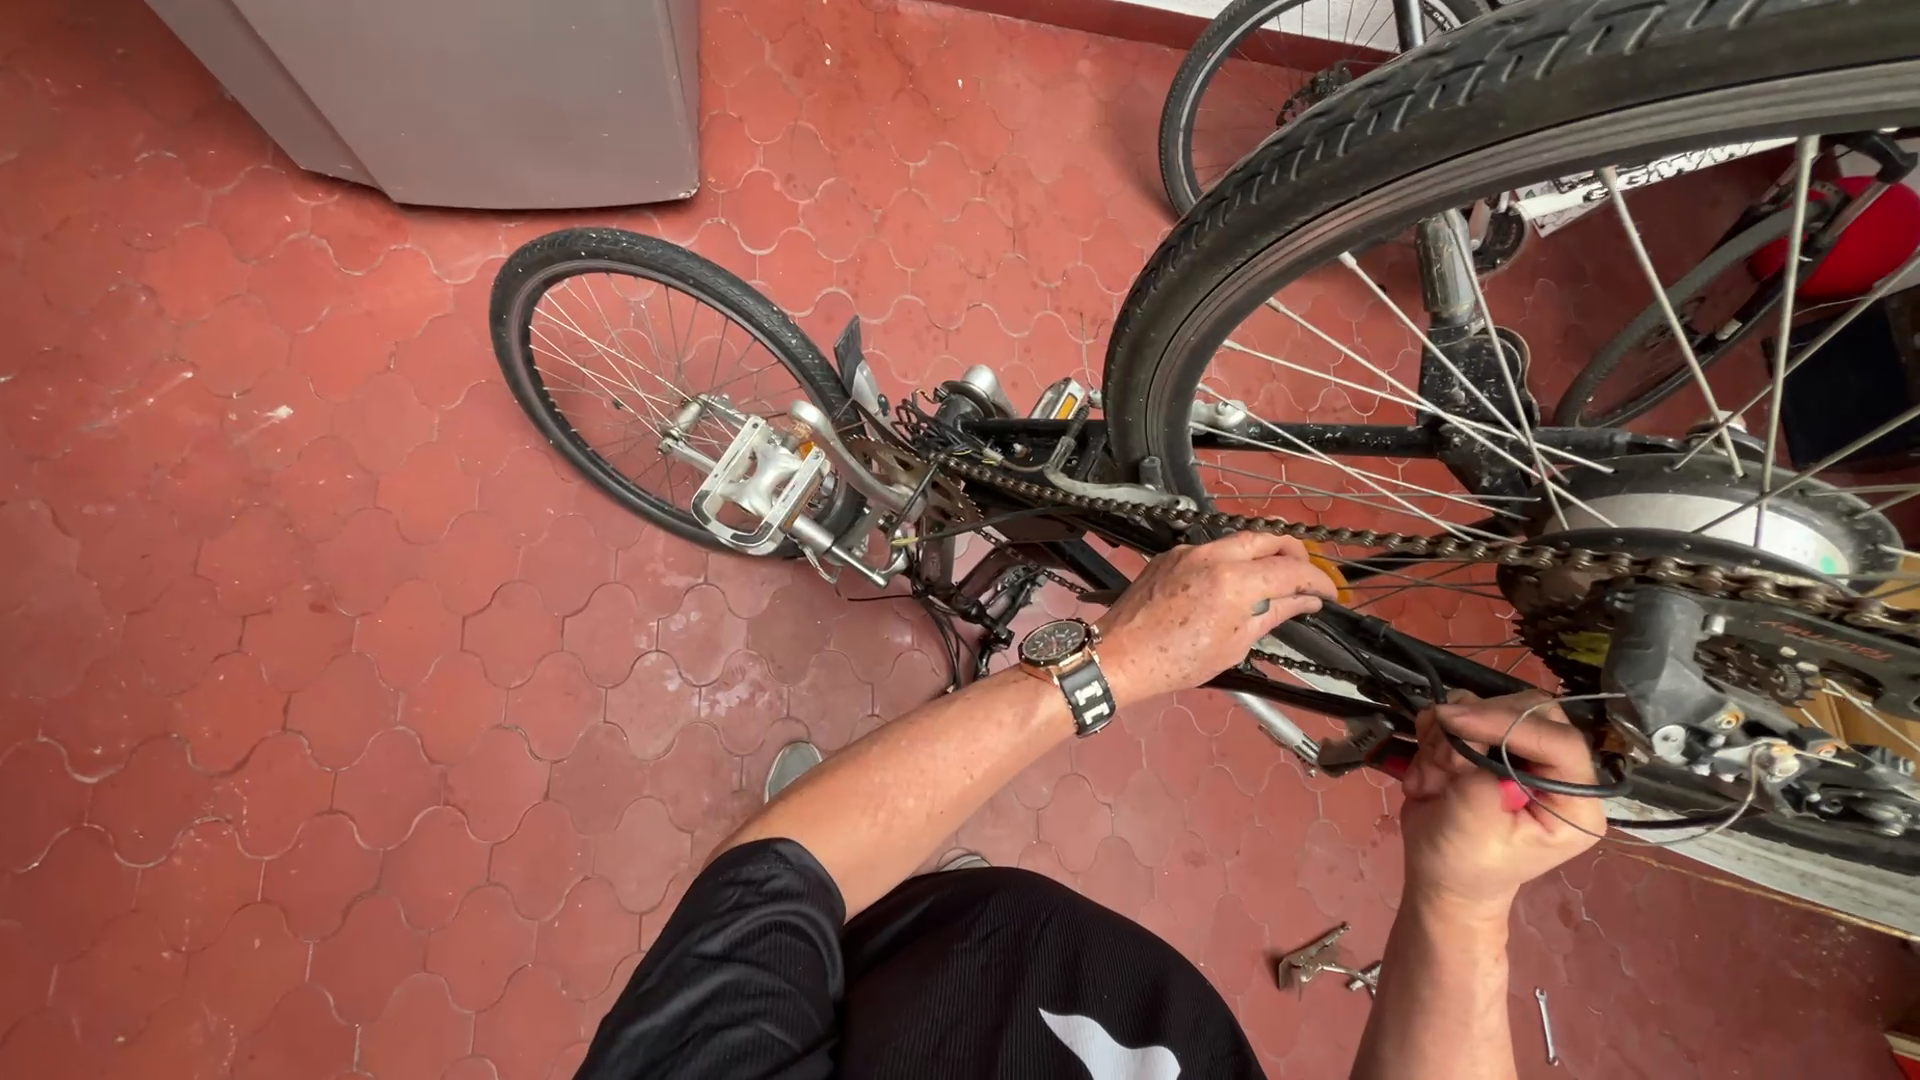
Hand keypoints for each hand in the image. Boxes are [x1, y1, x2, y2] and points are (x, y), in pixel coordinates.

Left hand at [1095, 532, 1335, 703]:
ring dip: (1261, 555)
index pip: (1292, 570)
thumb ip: (1274, 615)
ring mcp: (1187, 551)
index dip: (1317, 581)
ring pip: (1238, 540)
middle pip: (1268, 538)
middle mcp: (1212, 556)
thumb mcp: (1235, 644)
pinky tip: (1231, 584)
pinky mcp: (1169, 555)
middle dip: (1294, 554)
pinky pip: (1210, 550)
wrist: (1120, 656)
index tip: (1327, 594)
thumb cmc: (1176, 661)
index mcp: (1234, 581)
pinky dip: (1229, 560)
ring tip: (1270, 582)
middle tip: (1304, 578)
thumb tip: (1304, 601)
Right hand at [1399, 691, 1604, 918]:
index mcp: (1574, 801)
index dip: (1508, 723)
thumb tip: (1464, 727)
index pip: (1559, 741)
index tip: (1453, 721)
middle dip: (1475, 728)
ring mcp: (1520, 754)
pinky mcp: (1486, 745)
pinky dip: (1435, 733)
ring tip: (1434, 778)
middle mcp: (1555, 772)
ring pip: (1487, 706)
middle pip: (1527, 711)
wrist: (1439, 875)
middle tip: (1444, 765)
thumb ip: (1480, 778)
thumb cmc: (1463, 864)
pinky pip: (1459, 713)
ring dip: (1448, 735)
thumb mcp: (1474, 829)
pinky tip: (1431, 769)